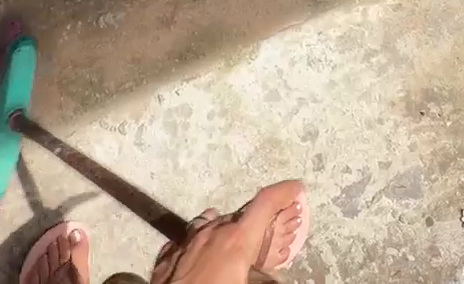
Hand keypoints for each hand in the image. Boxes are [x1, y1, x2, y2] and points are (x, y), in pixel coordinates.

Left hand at [153, 180, 306, 283]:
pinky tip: (202, 260)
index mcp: (236, 240)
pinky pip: (188, 243)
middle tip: (271, 235)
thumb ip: (266, 277)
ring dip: (228, 233)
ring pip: (212, 225)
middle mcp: (211, 232)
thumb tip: (276, 275)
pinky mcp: (166, 258)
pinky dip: (201, 246)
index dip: (285, 193)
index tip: (297, 189)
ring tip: (236, 247)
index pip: (265, 203)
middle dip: (258, 224)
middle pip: (240, 218)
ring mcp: (185, 243)